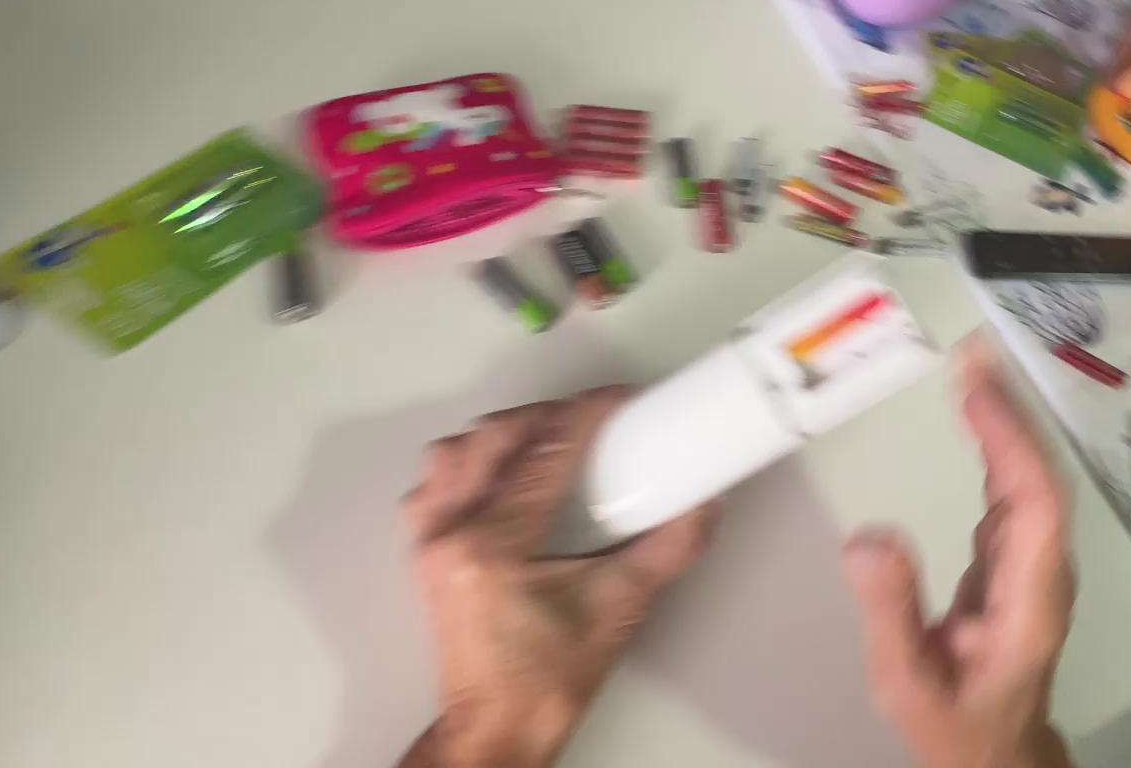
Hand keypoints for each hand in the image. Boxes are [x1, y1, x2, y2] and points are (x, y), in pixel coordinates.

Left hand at [396, 388, 717, 767]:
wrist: (496, 731)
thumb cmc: (554, 675)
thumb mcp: (625, 606)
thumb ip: (673, 547)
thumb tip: (708, 501)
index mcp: (499, 543)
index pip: (548, 451)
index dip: (589, 412)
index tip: (622, 398)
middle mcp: (454, 531)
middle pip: (495, 436)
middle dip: (548, 415)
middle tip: (589, 420)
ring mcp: (429, 541)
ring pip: (454, 452)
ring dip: (501, 436)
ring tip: (544, 441)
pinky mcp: (423, 552)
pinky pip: (432, 484)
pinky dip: (465, 466)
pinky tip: (498, 478)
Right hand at [842, 336, 1075, 767]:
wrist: (991, 751)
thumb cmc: (954, 721)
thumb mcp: (909, 681)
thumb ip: (891, 613)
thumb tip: (869, 536)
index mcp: (1029, 595)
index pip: (1033, 499)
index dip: (1009, 436)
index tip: (973, 385)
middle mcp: (1040, 564)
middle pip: (1037, 472)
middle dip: (1007, 407)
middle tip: (971, 352)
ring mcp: (1030, 555)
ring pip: (1026, 471)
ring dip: (1002, 414)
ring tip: (971, 365)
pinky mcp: (1012, 551)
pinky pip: (1009, 481)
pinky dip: (993, 438)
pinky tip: (974, 410)